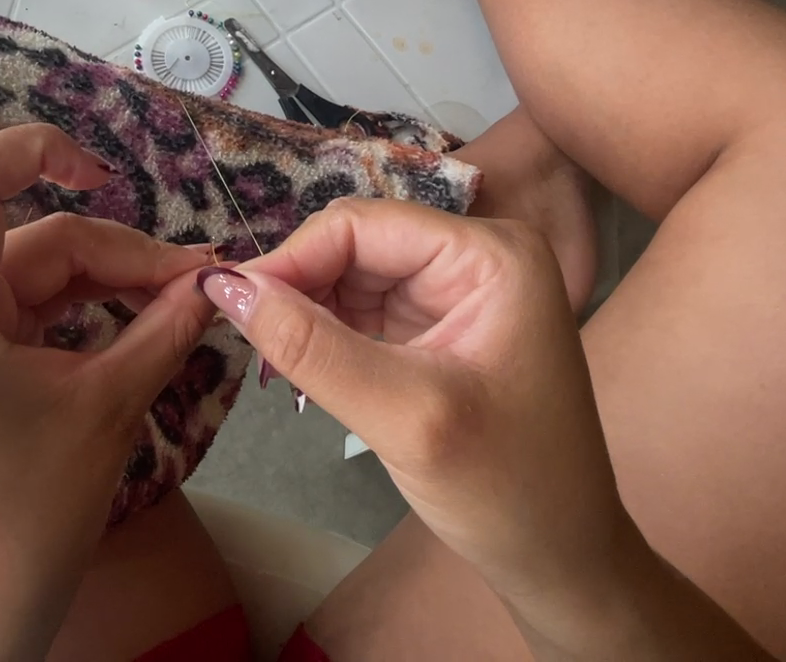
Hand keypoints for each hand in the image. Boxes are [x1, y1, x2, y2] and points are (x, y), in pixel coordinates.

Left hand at [0, 124, 216, 659]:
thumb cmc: (30, 520)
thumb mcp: (109, 409)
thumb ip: (164, 328)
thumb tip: (215, 278)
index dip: (34, 151)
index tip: (103, 172)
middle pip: (29, 242)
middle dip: (117, 256)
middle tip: (195, 282)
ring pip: (30, 272)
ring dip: (104, 281)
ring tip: (176, 302)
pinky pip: (19, 305)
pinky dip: (76, 306)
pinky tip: (131, 318)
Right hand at [198, 199, 622, 603]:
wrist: (560, 561)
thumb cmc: (505, 491)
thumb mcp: (403, 417)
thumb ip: (311, 347)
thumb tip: (225, 286)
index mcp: (488, 254)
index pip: (362, 225)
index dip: (293, 257)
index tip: (230, 301)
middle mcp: (471, 255)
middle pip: (354, 244)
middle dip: (298, 284)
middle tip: (248, 334)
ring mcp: (452, 287)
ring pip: (349, 273)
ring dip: (306, 309)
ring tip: (276, 356)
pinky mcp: (432, 321)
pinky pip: (360, 304)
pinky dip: (324, 330)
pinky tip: (305, 361)